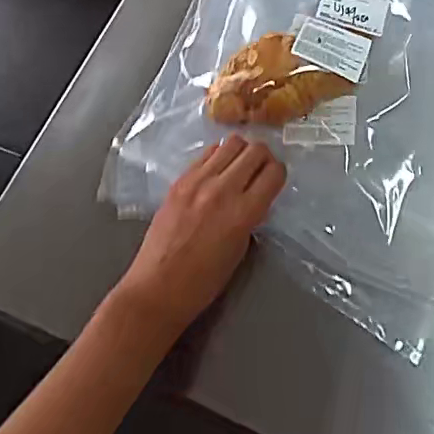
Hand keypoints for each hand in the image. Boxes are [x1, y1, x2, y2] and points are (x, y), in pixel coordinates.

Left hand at [113, 134, 285, 334]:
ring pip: (233, 142)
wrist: (155, 290)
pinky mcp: (180, 180)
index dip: (279, 174)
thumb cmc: (203, 282)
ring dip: (242, 152)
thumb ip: (252, 214)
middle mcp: (223, 190)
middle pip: (256, 150)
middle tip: (259, 170)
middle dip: (264, 158)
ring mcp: (198, 182)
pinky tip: (216, 172)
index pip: (274, 172)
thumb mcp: (240, 248)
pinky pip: (208, 152)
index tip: (274, 181)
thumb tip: (257, 194)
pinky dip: (219, 156)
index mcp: (243, 213)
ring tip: (238, 168)